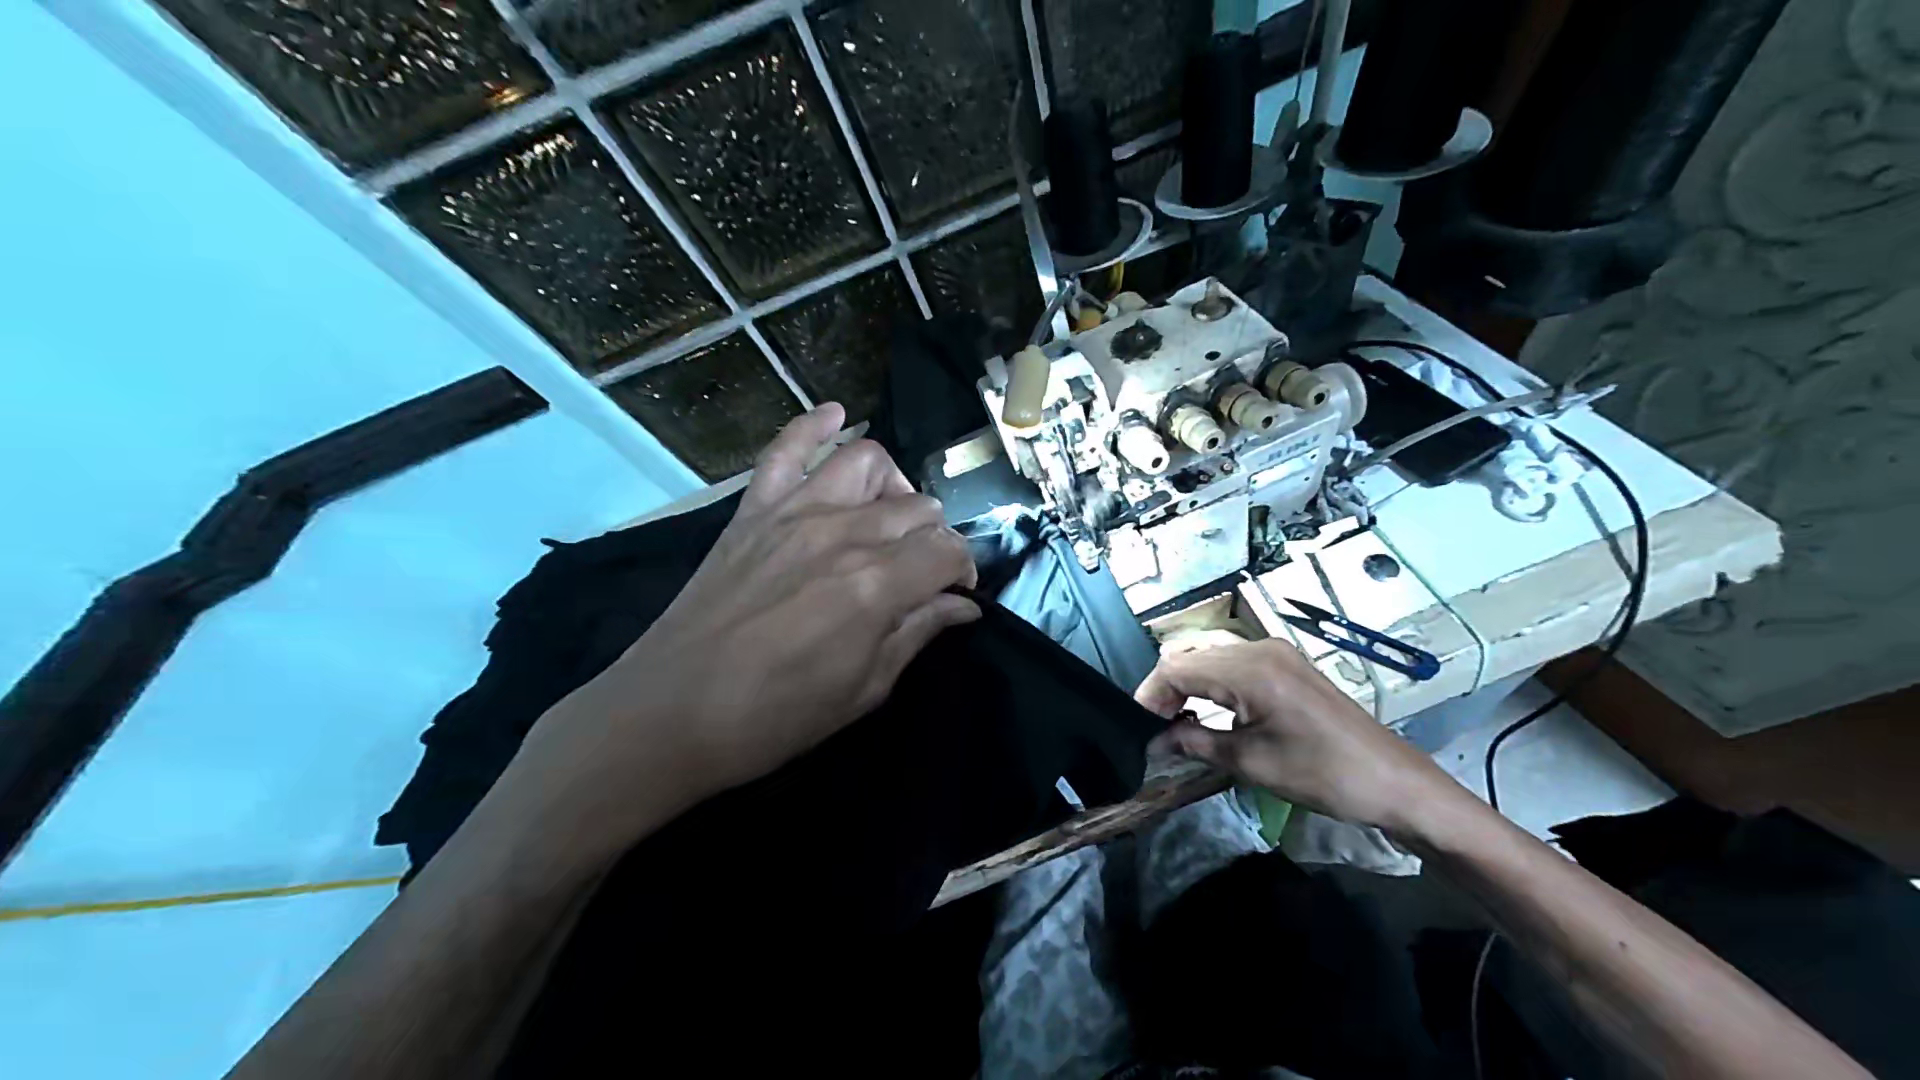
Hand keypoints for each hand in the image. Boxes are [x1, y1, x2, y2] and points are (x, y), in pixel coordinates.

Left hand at [507, 404, 980, 855]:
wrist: (670, 713)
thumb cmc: (775, 716)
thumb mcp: (863, 690)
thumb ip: (917, 634)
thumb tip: (962, 606)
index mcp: (875, 586)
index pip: (948, 551)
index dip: (964, 570)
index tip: (955, 593)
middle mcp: (841, 534)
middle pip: (917, 507)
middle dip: (934, 538)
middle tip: (921, 571)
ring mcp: (793, 512)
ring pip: (866, 462)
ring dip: (894, 486)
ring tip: (888, 518)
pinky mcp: (752, 509)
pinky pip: (785, 448)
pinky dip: (814, 425)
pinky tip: (837, 416)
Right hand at [1136, 640, 1456, 833]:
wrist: (1396, 782)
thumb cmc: (1324, 775)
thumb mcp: (1251, 763)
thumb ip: (1194, 742)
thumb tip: (1155, 740)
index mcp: (1250, 669)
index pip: (1176, 668)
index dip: (1150, 696)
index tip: (1140, 729)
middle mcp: (1258, 648)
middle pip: (1189, 657)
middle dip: (1165, 691)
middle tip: (1154, 730)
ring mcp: (1274, 652)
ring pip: (1208, 657)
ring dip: (1186, 685)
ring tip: (1175, 722)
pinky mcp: (1284, 662)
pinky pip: (1231, 662)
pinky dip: (1210, 682)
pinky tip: (1206, 710)